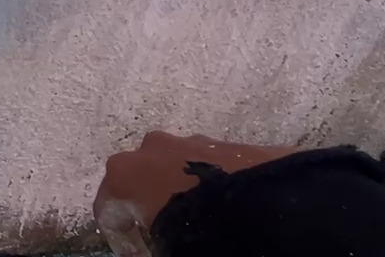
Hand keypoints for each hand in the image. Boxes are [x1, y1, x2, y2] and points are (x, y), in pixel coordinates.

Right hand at [94, 132, 296, 256]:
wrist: (278, 210)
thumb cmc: (207, 237)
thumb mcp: (171, 252)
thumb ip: (156, 248)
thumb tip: (158, 247)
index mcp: (126, 175)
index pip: (106, 209)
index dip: (121, 240)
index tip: (139, 256)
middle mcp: (149, 149)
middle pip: (138, 180)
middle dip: (150, 208)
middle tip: (169, 238)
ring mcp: (188, 140)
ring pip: (173, 168)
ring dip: (181, 194)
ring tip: (207, 225)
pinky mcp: (224, 142)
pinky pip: (206, 167)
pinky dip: (210, 188)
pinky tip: (232, 213)